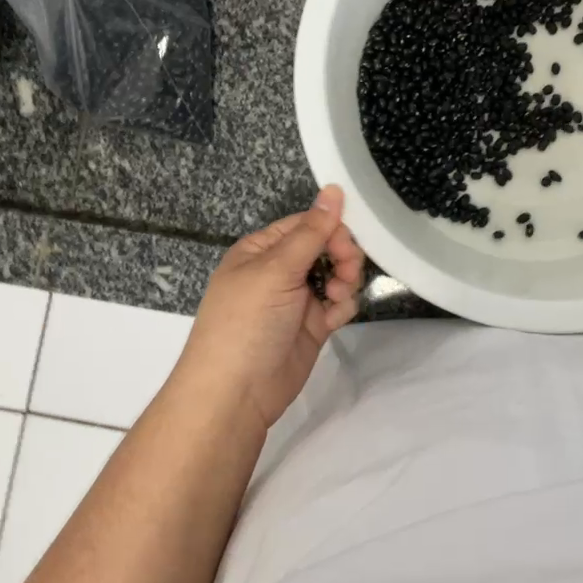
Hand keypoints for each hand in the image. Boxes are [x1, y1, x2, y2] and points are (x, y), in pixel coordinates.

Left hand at [174, 186, 364, 433]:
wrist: (236, 394)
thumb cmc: (246, 322)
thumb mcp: (276, 270)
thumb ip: (311, 231)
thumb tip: (333, 188)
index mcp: (262, 250)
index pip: (306, 224)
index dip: (331, 228)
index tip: (346, 244)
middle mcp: (279, 270)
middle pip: (326, 247)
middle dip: (342, 256)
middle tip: (345, 272)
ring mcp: (296, 300)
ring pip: (336, 274)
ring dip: (344, 280)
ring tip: (336, 296)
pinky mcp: (312, 326)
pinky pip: (338, 303)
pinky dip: (343, 306)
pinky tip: (335, 317)